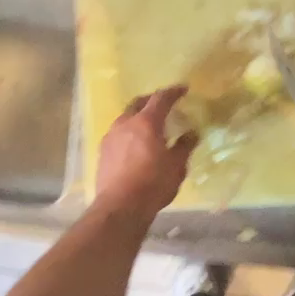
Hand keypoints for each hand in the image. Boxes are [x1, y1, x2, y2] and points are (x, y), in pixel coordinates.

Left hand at [95, 85, 196, 220]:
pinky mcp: (103, 152)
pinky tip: (135, 145)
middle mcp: (125, 124)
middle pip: (138, 103)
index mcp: (146, 122)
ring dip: (138, 117)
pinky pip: (118, 134)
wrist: (120, 206)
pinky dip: (129, 132)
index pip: (161, 98)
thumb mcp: (176, 166)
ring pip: (125, 118)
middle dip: (151, 101)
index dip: (173, 92)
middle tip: (163, 105)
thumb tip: (192, 134)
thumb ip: (184, 146)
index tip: (183, 89)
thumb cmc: (153, 184)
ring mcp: (110, 137)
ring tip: (149, 127)